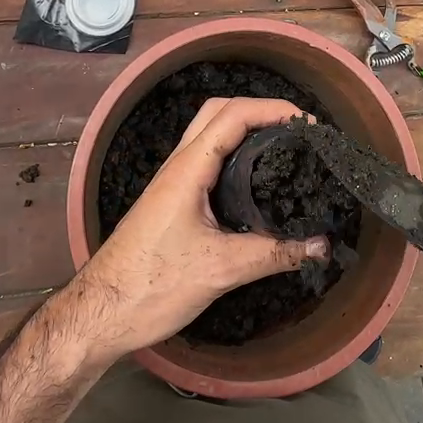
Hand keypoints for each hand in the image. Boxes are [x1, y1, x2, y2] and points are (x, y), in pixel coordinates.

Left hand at [62, 98, 329, 364]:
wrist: (100, 314)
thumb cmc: (153, 285)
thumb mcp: (220, 270)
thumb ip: (273, 254)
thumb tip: (322, 245)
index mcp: (188, 168)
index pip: (233, 115)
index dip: (272, 109)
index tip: (307, 122)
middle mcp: (178, 164)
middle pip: (219, 111)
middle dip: (259, 109)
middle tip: (296, 127)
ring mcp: (172, 181)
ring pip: (209, 134)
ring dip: (244, 128)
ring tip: (283, 145)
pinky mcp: (172, 200)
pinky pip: (206, 158)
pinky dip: (233, 153)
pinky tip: (254, 180)